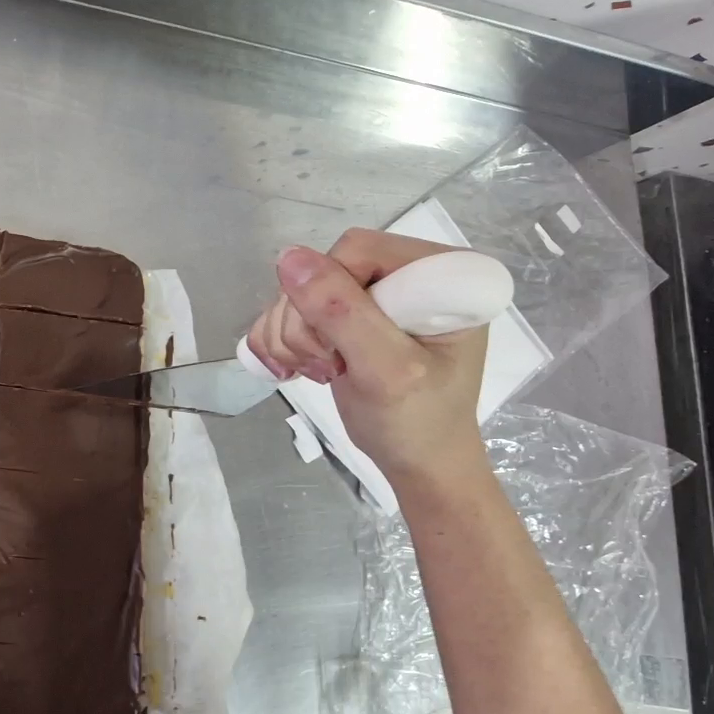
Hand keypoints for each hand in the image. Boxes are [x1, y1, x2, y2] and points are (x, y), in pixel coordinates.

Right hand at [245, 227, 489, 481]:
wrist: (417, 462)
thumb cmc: (418, 421)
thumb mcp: (386, 370)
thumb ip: (343, 312)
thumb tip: (289, 259)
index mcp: (436, 272)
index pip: (355, 251)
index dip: (331, 295)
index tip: (340, 349)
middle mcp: (402, 274)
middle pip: (320, 271)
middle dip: (305, 323)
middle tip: (326, 367)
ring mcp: (369, 296)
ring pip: (296, 291)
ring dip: (288, 336)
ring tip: (314, 372)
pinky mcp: (342, 317)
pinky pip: (286, 310)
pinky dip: (276, 341)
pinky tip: (292, 368)